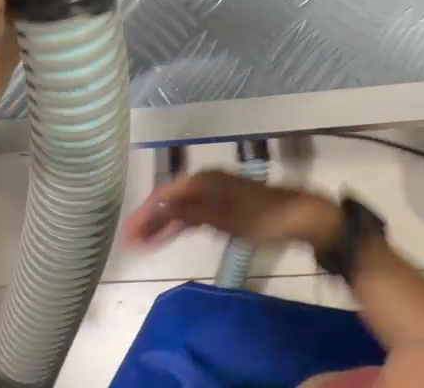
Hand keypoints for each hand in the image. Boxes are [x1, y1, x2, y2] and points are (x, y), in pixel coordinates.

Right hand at [121, 170, 340, 250]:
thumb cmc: (259, 217)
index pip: (164, 194)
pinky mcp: (223, 206)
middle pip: (170, 199)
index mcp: (201, 180)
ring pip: (180, 207)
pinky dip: (179, 225)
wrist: (297, 217)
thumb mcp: (221, 218)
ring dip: (161, 223)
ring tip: (143, 243)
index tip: (127, 233)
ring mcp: (214, 193)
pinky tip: (169, 236)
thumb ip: (188, 211)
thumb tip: (157, 202)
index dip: (145, 212)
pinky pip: (192, 214)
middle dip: (149, 218)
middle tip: (129, 240)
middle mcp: (204, 181)